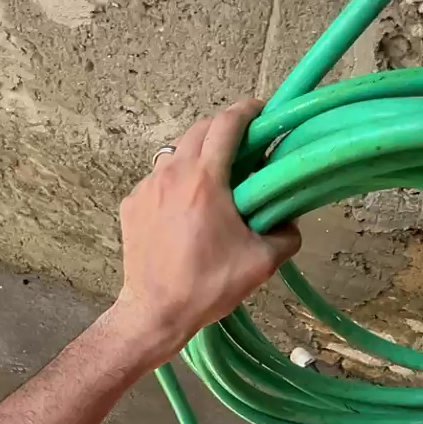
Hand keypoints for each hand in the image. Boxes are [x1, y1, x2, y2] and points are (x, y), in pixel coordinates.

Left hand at [110, 99, 300, 359]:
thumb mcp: (261, 264)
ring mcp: (146, 188)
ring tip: (216, 177)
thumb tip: (290, 221)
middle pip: (200, 129)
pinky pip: (157, 179)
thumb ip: (286, 235)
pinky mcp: (132, 205)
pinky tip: (187, 208)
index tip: (263, 112)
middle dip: (224, 129)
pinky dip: (176, 182)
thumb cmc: (207, 287)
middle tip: (245, 146)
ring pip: (176, 153)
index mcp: (205, 180)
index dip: (248, 111)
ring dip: (198, 154)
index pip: (227, 124)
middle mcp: (172, 174)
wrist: (155, 312)